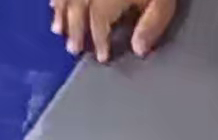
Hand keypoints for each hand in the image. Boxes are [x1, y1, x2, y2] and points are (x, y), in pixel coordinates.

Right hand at [53, 0, 174, 61]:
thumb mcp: (162, 2)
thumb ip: (150, 26)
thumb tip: (138, 51)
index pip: (99, 20)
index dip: (98, 40)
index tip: (101, 57)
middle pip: (78, 5)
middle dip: (74, 28)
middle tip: (72, 48)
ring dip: (61, 9)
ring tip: (58, 27)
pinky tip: (54, 0)